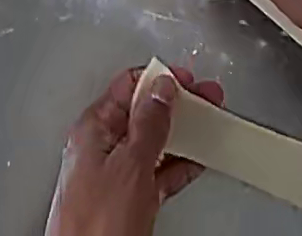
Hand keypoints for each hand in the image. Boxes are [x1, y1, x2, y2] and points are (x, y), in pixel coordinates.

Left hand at [45, 66, 225, 235]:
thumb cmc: (93, 228)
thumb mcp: (130, 165)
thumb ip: (150, 123)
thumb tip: (163, 89)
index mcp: (93, 129)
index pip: (129, 86)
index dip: (159, 79)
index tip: (187, 81)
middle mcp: (100, 148)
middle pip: (144, 113)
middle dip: (177, 105)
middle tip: (205, 99)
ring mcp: (113, 176)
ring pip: (153, 142)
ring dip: (181, 133)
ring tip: (208, 124)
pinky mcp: (125, 202)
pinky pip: (157, 171)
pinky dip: (178, 164)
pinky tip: (195, 160)